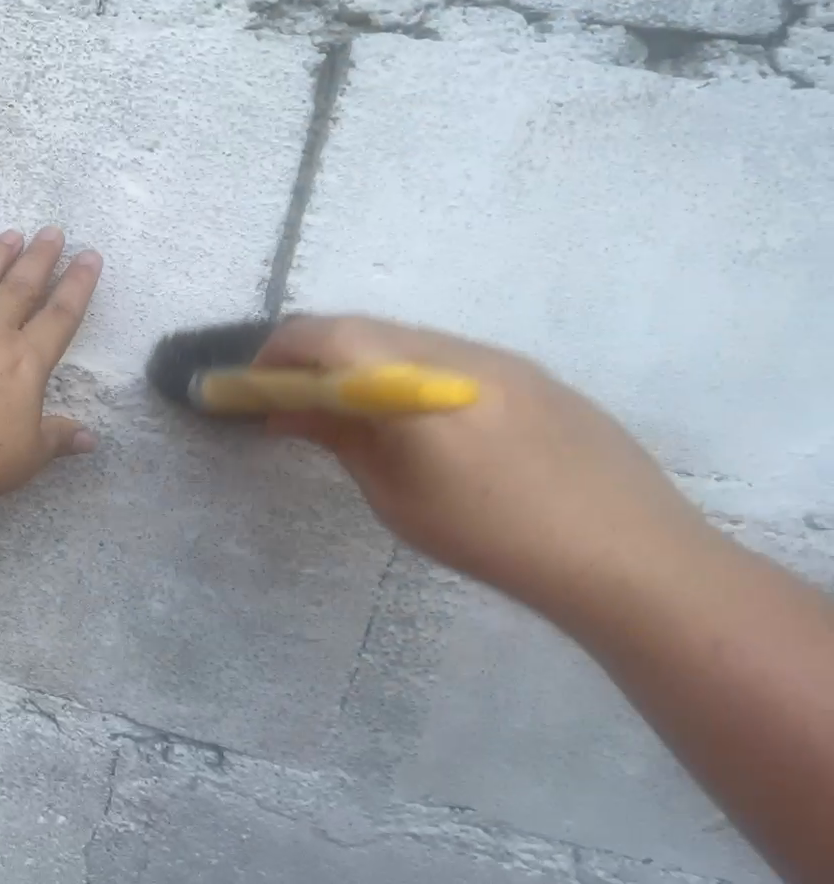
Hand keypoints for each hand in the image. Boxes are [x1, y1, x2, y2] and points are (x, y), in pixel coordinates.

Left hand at [0, 227, 103, 522]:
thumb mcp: (25, 457)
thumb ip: (57, 439)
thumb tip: (91, 439)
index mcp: (25, 361)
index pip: (61, 315)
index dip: (79, 284)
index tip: (90, 256)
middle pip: (20, 287)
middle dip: (41, 257)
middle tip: (53, 231)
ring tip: (11, 234)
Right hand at [255, 315, 706, 600]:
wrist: (633, 559)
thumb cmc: (491, 535)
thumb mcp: (394, 494)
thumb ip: (339, 437)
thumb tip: (288, 410)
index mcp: (416, 382)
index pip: (325, 337)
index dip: (276, 352)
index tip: (253, 384)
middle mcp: (455, 352)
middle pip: (359, 327)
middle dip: (310, 352)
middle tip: (289, 394)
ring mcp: (498, 357)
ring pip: (402, 336)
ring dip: (357, 358)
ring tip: (346, 405)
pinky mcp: (529, 371)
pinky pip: (444, 352)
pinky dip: (402, 367)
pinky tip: (411, 413)